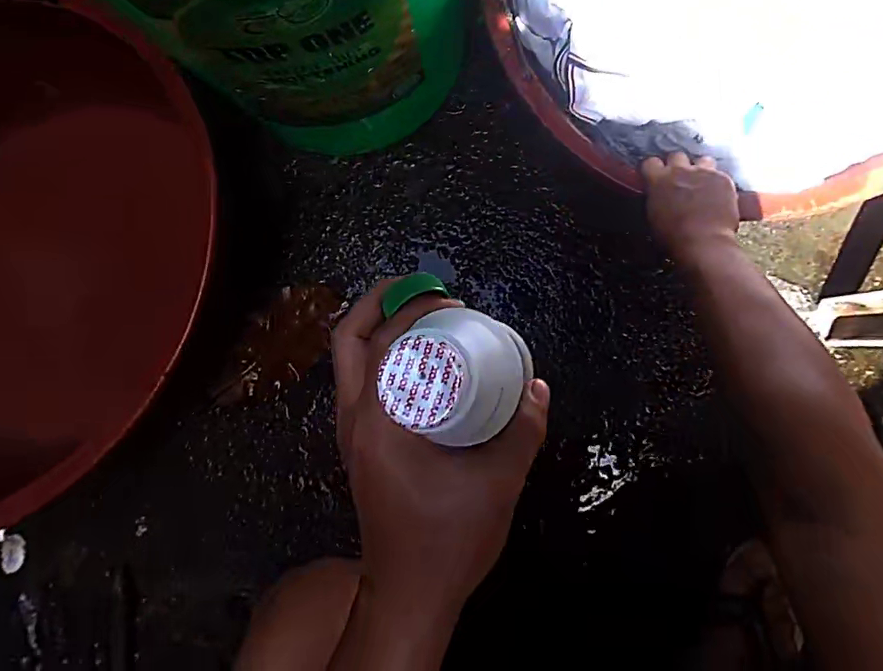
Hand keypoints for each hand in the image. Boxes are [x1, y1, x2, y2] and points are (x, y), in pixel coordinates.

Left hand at [330, 277, 550, 625]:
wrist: (410, 595)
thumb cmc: (447, 542)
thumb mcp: (498, 484)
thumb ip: (523, 431)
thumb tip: (536, 388)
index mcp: (377, 423)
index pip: (381, 343)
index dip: (413, 311)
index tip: (450, 304)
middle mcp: (353, 420)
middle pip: (346, 338)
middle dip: (378, 301)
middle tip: (415, 287)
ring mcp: (350, 432)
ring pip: (345, 358)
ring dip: (374, 324)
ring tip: (415, 312)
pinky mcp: (357, 442)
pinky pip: (357, 379)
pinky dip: (378, 352)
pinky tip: (414, 356)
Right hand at [641, 152, 743, 263]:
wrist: (703, 243)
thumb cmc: (673, 236)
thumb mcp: (654, 214)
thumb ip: (656, 197)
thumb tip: (659, 194)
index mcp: (658, 179)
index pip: (650, 162)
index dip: (654, 169)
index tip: (656, 177)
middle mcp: (679, 170)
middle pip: (676, 156)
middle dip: (678, 165)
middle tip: (680, 179)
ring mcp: (703, 172)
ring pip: (702, 160)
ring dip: (701, 169)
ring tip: (703, 182)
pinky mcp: (723, 179)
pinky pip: (720, 174)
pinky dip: (718, 182)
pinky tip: (719, 194)